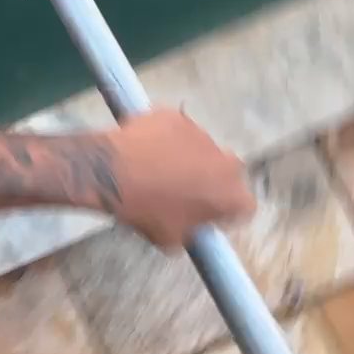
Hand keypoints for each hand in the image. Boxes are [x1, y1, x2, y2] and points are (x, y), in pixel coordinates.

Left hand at [106, 111, 254, 248]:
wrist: (112, 171)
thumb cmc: (145, 209)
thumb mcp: (172, 239)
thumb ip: (192, 230)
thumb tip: (188, 224)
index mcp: (235, 197)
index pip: (240, 206)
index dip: (220, 209)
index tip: (201, 210)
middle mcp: (227, 162)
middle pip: (224, 171)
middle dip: (207, 177)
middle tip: (179, 185)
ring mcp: (201, 132)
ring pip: (198, 145)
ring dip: (185, 153)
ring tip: (155, 163)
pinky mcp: (175, 114)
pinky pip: (173, 127)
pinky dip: (163, 133)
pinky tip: (143, 144)